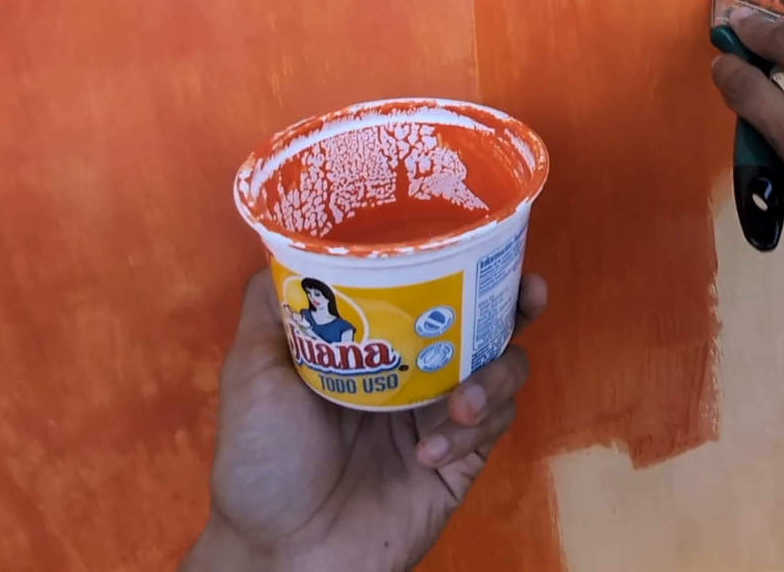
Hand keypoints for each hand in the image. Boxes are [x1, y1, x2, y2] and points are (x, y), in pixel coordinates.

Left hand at [182, 270, 546, 571]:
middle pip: (490, 322)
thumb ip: (270, 312)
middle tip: (530, 292)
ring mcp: (447, 414)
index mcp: (386, 345)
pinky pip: (494, 425)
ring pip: (506, 369)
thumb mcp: (253, 376)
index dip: (469, 265)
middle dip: (518, 303)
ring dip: (495, 376)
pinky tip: (431, 453)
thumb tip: (285, 246)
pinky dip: (472, 431)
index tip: (488, 243)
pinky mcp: (464, 459)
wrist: (282, 559)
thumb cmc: (263, 463)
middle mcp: (425, 370)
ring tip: (460, 402)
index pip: (438, 291)